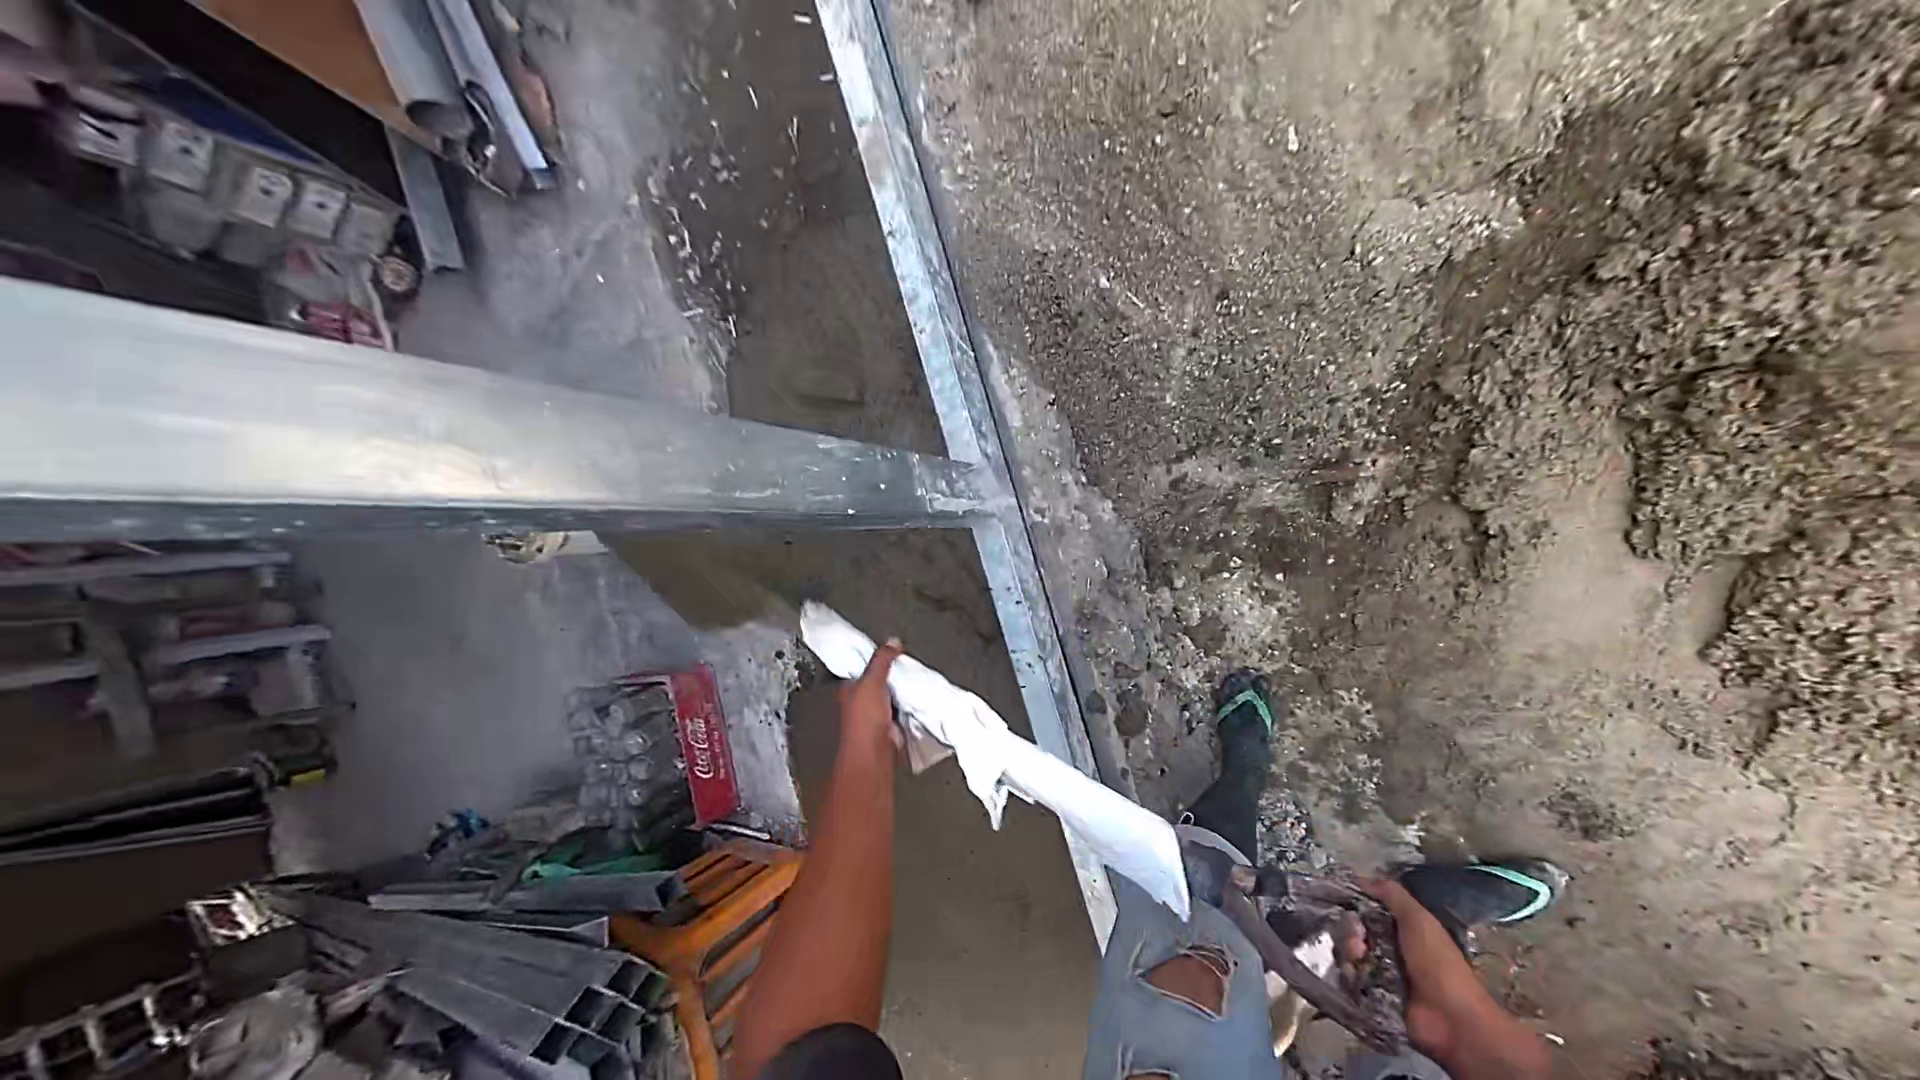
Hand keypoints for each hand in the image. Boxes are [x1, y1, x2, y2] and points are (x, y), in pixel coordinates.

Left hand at [837, 638, 903, 759]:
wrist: (875, 751)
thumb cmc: (865, 718)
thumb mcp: (872, 680)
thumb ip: (882, 659)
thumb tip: (893, 641)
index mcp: (850, 688)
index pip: (863, 667)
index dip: (877, 659)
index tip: (893, 651)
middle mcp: (861, 701)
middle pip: (880, 681)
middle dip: (893, 675)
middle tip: (907, 667)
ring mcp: (876, 714)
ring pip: (893, 695)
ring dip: (903, 690)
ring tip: (914, 680)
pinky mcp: (891, 725)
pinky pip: (903, 708)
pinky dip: (910, 704)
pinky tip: (917, 698)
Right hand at [1362, 878, 1549, 1079]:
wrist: (1453, 1019)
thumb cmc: (1438, 964)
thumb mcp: (1419, 919)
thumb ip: (1391, 894)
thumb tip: (1359, 875)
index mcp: (1400, 929)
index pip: (1363, 910)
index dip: (1352, 906)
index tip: (1348, 906)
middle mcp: (1386, 949)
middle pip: (1350, 930)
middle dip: (1348, 931)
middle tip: (1358, 939)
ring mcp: (1378, 973)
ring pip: (1346, 953)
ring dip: (1348, 951)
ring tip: (1360, 957)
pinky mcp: (1370, 996)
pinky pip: (1346, 978)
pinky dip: (1348, 974)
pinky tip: (1357, 975)